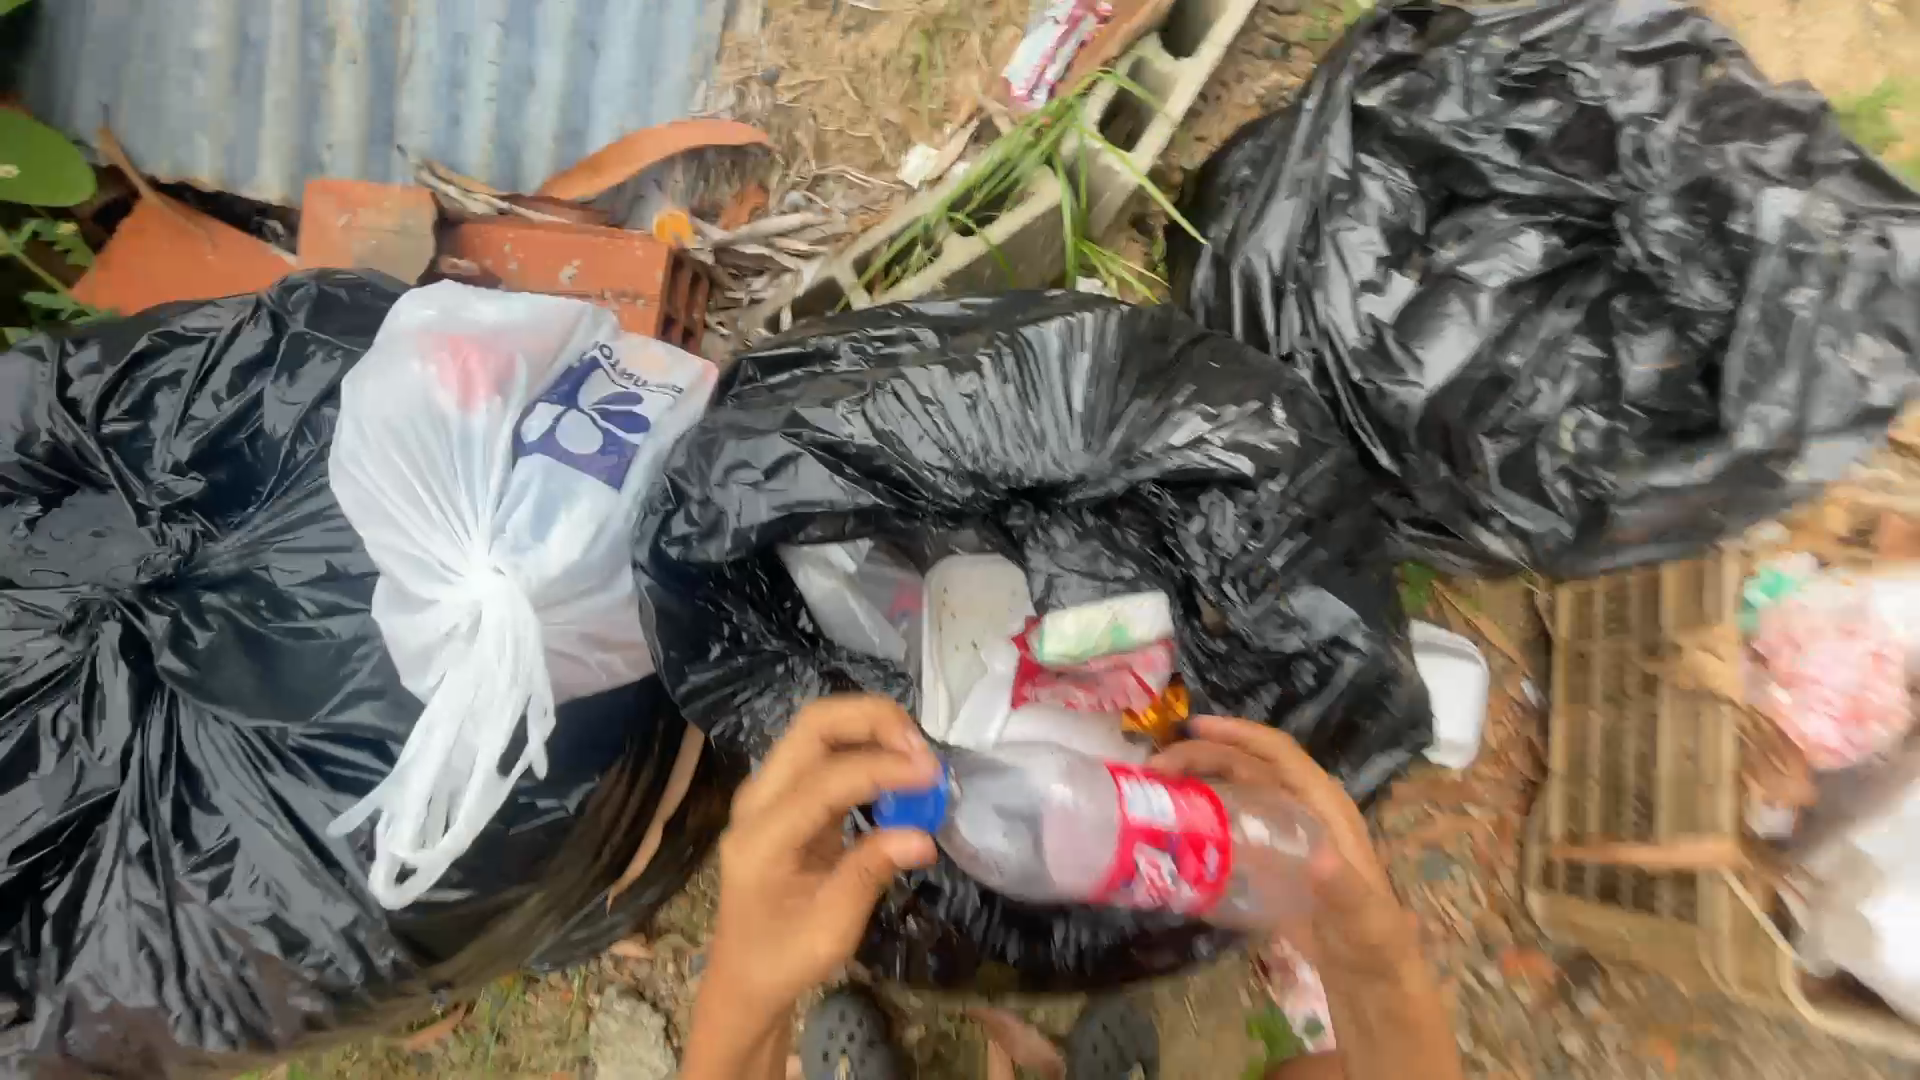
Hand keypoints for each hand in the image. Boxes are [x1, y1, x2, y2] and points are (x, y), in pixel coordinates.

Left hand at [705, 694, 940, 1016]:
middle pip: (814, 724)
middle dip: (874, 720)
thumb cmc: (783, 959)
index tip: (933, 775)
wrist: (743, 976)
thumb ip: (871, 873)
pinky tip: (897, 764)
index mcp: (762, 838)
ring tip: (916, 752)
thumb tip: (925, 836)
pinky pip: (826, 746)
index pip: (825, 779)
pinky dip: (866, 743)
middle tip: (922, 747)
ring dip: (872, 726)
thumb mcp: (831, 931)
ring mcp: (769, 788)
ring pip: (819, 725)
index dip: (882, 769)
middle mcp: (758, 798)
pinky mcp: (786, 788)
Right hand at [1150, 715, 1418, 978]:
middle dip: (1202, 755)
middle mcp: (1300, 804)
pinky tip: (1173, 818)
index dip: (1238, 734)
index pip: (1278, 753)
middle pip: (1246, 764)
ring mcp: (1280, 826)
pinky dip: (1201, 807)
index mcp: (1324, 804)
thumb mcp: (1361, 914)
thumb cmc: (1370, 937)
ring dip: (1197, 776)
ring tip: (1158, 783)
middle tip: (1157, 767)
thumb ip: (1343, 886)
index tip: (1194, 728)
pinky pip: (1229, 815)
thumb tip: (1317, 856)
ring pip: (1234, 785)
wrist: (1367, 973)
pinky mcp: (1264, 850)